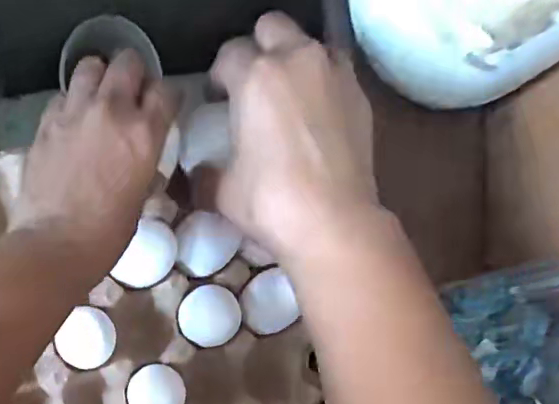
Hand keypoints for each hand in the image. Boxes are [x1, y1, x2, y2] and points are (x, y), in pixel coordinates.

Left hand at [12, 51, 177, 284]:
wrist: (52, 248)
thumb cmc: (102, 240)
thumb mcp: (137, 207)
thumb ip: (143, 176)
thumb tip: (145, 173)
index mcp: (144, 135)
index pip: (166, 91)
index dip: (165, 98)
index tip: (161, 109)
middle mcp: (111, 111)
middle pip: (128, 62)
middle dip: (132, 76)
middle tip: (129, 98)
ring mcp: (75, 113)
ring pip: (90, 67)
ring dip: (98, 79)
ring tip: (97, 102)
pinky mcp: (45, 124)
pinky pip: (62, 97)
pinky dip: (69, 105)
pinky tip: (70, 126)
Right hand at [209, 13, 378, 263]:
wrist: (332, 221)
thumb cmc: (269, 203)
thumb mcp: (222, 195)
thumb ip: (205, 176)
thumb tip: (199, 174)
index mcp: (255, 78)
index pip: (227, 55)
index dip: (217, 76)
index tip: (215, 99)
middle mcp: (297, 58)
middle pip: (272, 27)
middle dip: (257, 49)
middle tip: (250, 86)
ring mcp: (333, 71)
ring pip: (309, 43)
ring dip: (293, 60)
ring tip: (286, 98)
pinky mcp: (359, 93)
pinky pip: (335, 72)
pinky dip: (321, 84)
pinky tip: (313, 117)